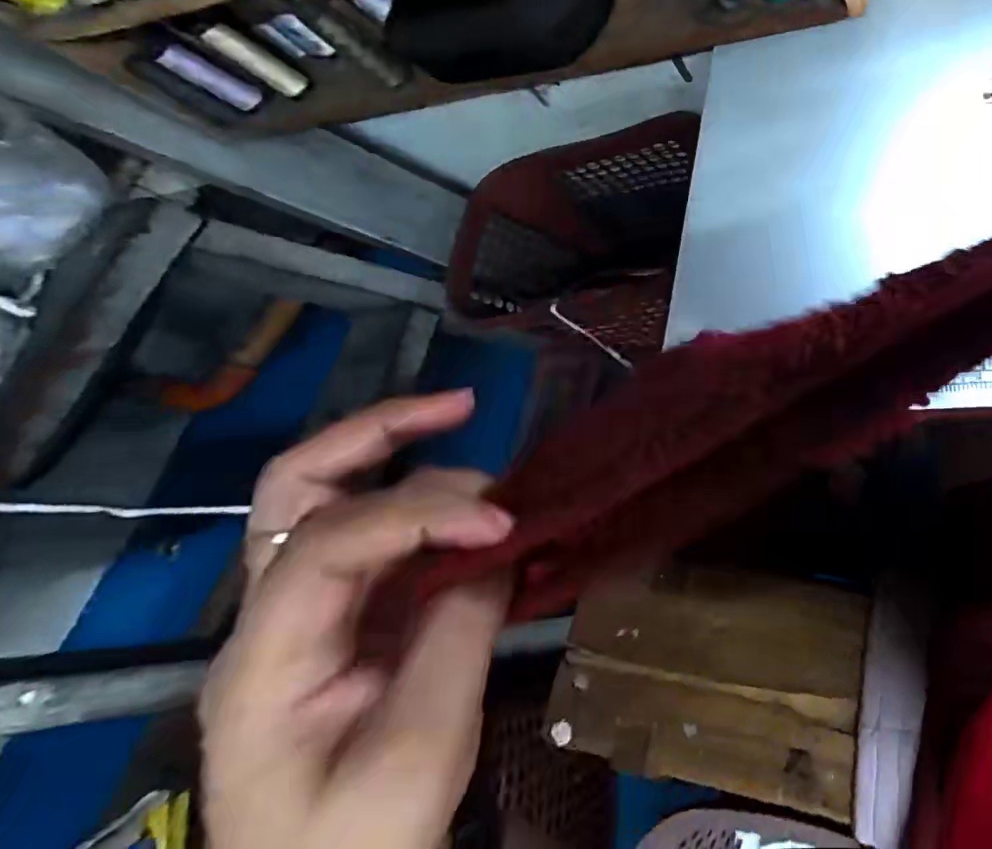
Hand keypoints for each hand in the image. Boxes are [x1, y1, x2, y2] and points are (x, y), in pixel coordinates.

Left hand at [201, 391, 514, 848]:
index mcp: (264, 659)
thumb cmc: (365, 832)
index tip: (506, 524)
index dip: (424, 513)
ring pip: (331, 500)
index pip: (329, 543)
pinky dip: (437, 507)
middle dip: (378, 434)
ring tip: (488, 462)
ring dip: (407, 460)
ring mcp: (309, 614)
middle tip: (464, 407)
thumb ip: (459, 630)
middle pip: (294, 490)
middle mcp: (271, 619)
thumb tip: (498, 546)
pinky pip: (386, 538)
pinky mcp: (353, 617)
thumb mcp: (423, 741)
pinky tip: (486, 510)